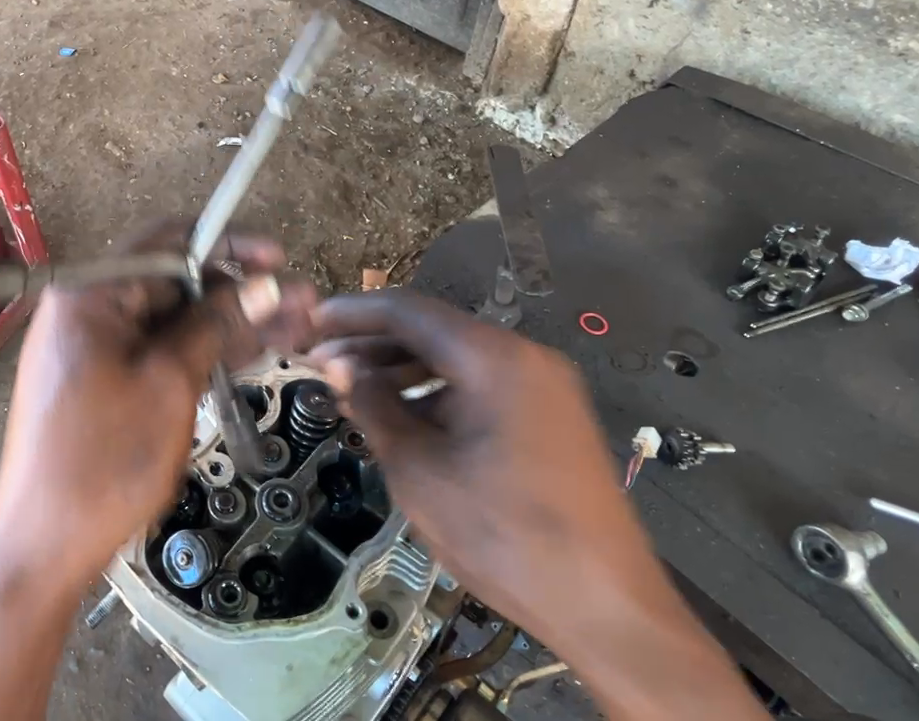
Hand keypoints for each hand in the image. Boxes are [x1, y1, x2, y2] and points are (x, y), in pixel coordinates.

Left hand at [0, 229, 316, 590]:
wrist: (43, 547)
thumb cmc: (103, 460)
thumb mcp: (170, 383)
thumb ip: (216, 324)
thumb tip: (265, 283)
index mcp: (88, 293)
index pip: (166, 243)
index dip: (228, 245)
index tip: (278, 260)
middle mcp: (84, 308)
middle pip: (172, 282)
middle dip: (237, 292)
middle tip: (300, 307)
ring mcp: (90, 346)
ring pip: (170, 320)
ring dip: (226, 324)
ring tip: (292, 330)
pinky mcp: (99, 380)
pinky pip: (155, 350)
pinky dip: (198, 352)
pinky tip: (249, 353)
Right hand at [308, 290, 768, 718]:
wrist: (608, 607)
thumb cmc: (503, 533)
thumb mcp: (420, 469)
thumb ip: (374, 406)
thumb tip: (339, 367)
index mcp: (493, 358)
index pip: (408, 311)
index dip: (351, 312)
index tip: (309, 322)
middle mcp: (523, 358)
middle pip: (432, 332)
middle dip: (372, 346)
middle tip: (320, 365)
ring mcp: (543, 387)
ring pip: (456, 361)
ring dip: (401, 373)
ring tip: (351, 396)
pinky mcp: (549, 417)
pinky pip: (480, 388)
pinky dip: (435, 396)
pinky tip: (400, 420)